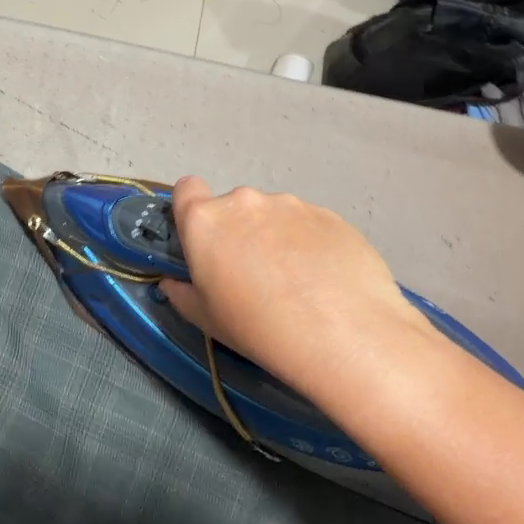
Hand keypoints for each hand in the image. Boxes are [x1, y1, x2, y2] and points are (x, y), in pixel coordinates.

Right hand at [159, 177, 439, 403]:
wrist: (344, 334)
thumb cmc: (258, 327)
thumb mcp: (205, 319)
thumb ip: (182, 292)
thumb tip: (178, 282)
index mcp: (204, 220)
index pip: (186, 189)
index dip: (191, 211)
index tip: (203, 241)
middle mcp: (245, 201)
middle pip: (234, 207)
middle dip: (239, 232)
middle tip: (253, 274)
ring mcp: (292, 205)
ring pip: (274, 216)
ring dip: (276, 237)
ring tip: (297, 282)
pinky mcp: (332, 216)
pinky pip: (309, 225)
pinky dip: (310, 245)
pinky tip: (325, 281)